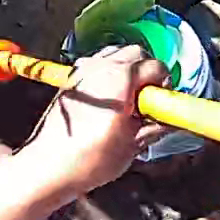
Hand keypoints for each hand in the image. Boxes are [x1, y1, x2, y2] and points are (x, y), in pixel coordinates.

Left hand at [16, 45, 169, 199]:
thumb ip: (156, 126)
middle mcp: (101, 66)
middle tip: (146, 102)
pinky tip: (108, 101)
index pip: (156, 67)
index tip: (160, 106)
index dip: (163, 86)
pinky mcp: (71, 77)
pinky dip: (109, 73)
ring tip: (127, 102)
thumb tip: (171, 120)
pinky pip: (98, 64)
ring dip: (128, 70)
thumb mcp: (133, 145)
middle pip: (136, 53)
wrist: (48, 165)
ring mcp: (83, 69)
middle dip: (147, 73)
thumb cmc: (89, 158)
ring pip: (116, 55)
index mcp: (120, 78)